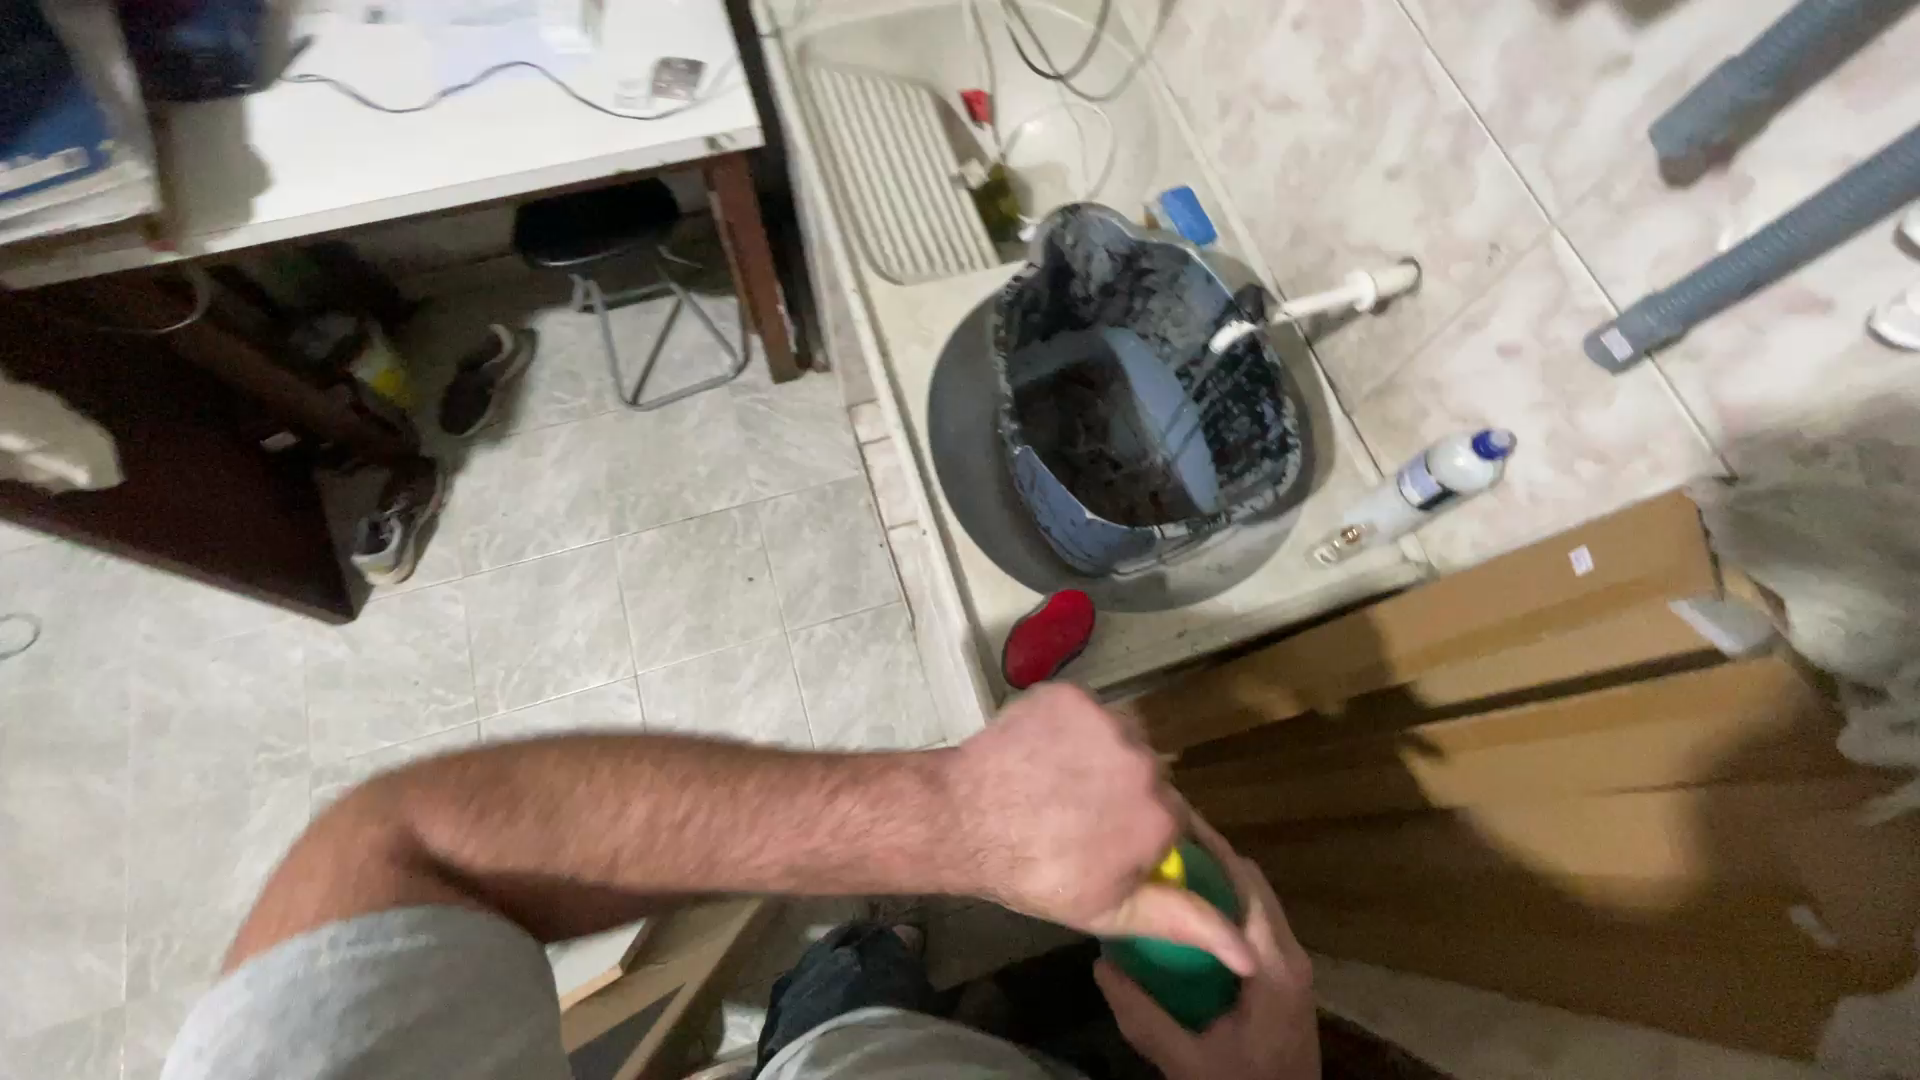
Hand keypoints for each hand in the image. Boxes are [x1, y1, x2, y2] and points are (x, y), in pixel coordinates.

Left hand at [941, 683, 1253, 974]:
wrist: (963, 818)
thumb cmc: (1036, 873)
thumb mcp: (1110, 910)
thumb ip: (1183, 921)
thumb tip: (1250, 951)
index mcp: (1161, 815)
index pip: (1169, 814)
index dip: (1138, 827)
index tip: (1104, 836)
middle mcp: (1144, 760)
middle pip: (1147, 770)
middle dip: (1122, 787)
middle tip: (1075, 808)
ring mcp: (1103, 720)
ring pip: (1120, 734)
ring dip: (1100, 750)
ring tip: (1059, 776)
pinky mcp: (1069, 693)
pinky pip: (1085, 708)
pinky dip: (1068, 723)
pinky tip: (1042, 748)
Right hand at [1093, 818, 1317, 1079]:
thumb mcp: (1188, 1062)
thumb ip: (1143, 1016)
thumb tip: (1100, 963)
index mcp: (1272, 965)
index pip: (1244, 883)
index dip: (1210, 846)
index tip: (1171, 822)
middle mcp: (1291, 954)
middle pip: (1252, 881)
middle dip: (1210, 855)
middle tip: (1160, 844)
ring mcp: (1294, 964)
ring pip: (1256, 897)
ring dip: (1219, 876)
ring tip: (1169, 868)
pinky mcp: (1288, 975)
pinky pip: (1256, 918)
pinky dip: (1226, 901)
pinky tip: (1189, 912)